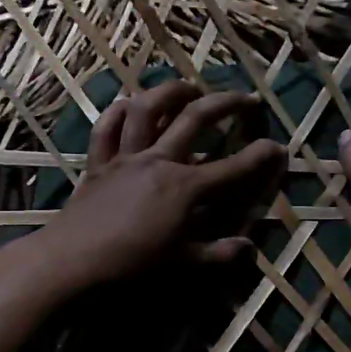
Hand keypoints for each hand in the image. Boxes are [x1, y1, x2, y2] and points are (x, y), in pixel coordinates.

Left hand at [30, 81, 284, 293]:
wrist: (72, 260)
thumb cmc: (132, 264)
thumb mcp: (183, 264)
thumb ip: (220, 255)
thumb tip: (250, 249)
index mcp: (185, 187)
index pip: (234, 168)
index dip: (261, 156)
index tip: (279, 146)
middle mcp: (160, 160)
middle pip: (196, 119)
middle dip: (226, 103)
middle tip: (245, 99)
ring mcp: (127, 156)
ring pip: (149, 109)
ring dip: (172, 91)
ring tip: (190, 87)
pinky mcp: (99, 161)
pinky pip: (107, 127)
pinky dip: (119, 111)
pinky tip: (130, 105)